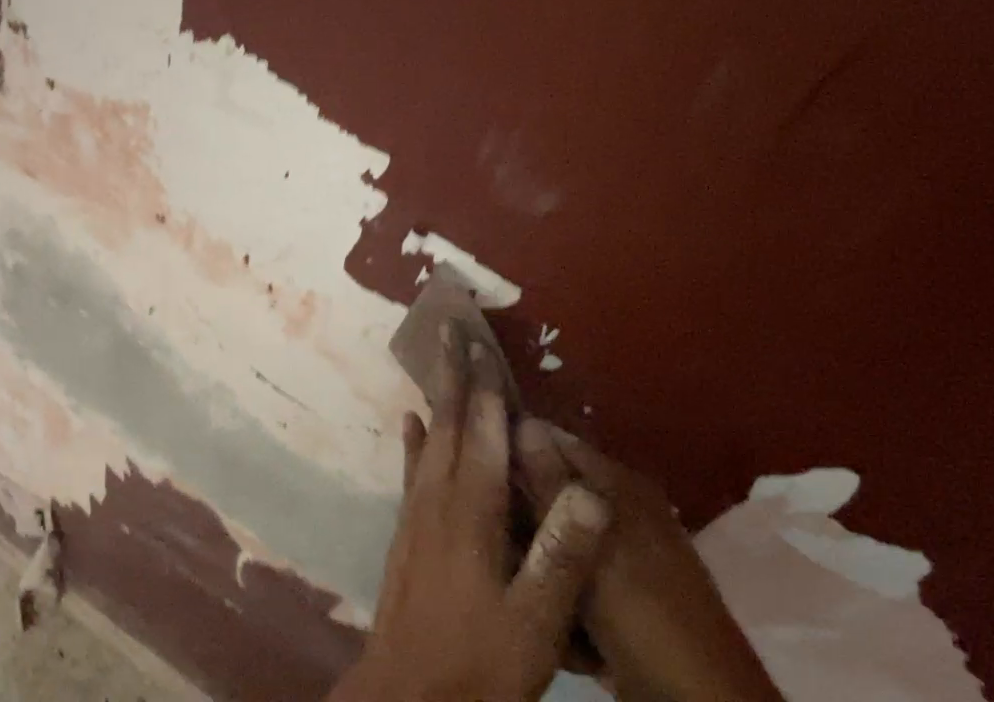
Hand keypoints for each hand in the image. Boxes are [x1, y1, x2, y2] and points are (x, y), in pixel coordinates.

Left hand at [331, 333, 610, 701]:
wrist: (406, 696)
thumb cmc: (479, 662)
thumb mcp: (535, 622)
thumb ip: (561, 555)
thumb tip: (587, 488)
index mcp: (470, 513)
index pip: (480, 434)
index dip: (483, 386)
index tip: (479, 341)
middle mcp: (437, 501)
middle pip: (445, 423)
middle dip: (451, 374)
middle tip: (451, 328)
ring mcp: (415, 516)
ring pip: (426, 440)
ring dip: (435, 397)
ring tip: (439, 362)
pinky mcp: (406, 535)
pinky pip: (411, 470)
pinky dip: (413, 439)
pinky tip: (410, 422)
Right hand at [517, 423, 783, 701]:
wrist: (698, 701)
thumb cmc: (643, 611)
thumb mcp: (591, 543)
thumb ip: (552, 484)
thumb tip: (522, 420)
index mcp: (618, 484)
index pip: (552, 441)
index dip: (509, 443)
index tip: (464, 458)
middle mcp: (615, 512)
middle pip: (544, 497)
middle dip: (518, 521)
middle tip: (490, 539)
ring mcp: (613, 559)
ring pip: (548, 545)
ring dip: (535, 568)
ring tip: (523, 586)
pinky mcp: (609, 601)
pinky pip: (564, 585)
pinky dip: (556, 602)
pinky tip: (554, 622)